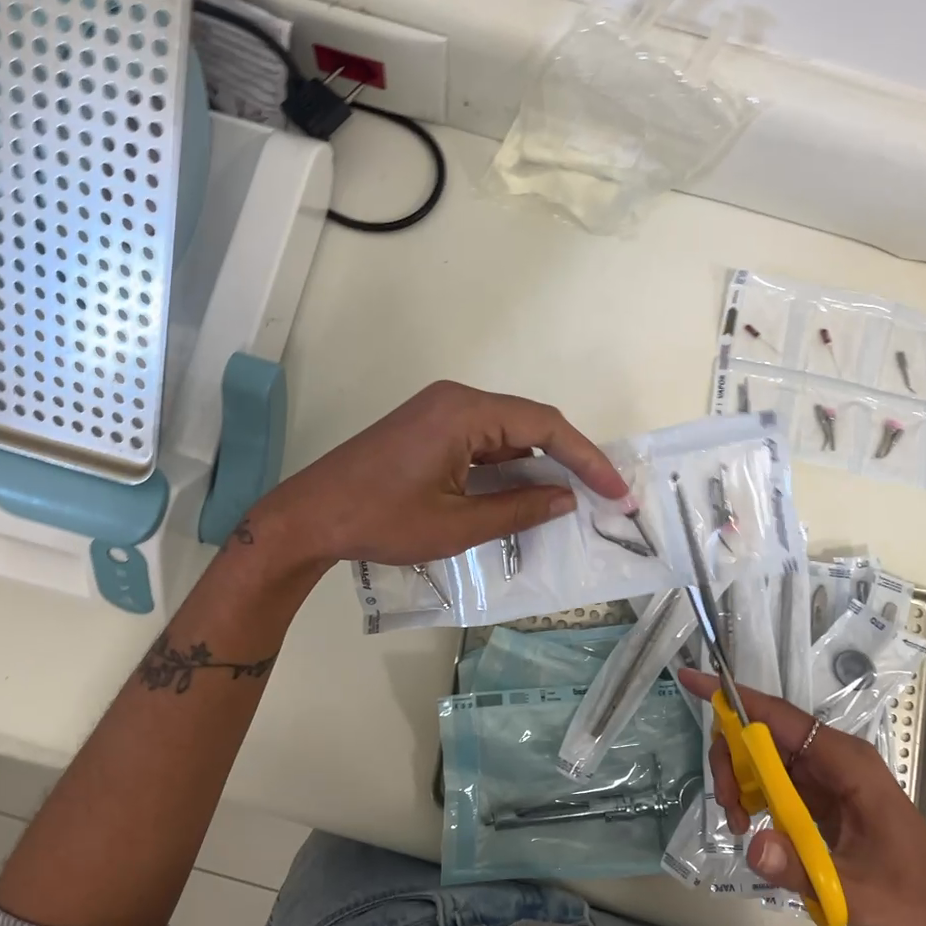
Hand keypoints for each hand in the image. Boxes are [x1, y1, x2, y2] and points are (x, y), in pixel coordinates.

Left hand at [257, 381, 629, 569]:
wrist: (309, 516)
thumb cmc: (381, 520)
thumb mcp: (457, 525)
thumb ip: (518, 509)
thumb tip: (566, 499)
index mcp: (464, 413)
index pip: (545, 426)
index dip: (586, 458)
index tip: (615, 490)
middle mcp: (455, 401)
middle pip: (528, 424)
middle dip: (565, 461)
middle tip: (599, 497)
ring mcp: (437, 412)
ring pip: (505, 435)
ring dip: (533, 467)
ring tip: (565, 504)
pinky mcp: (426, 429)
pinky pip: (480, 442)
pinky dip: (504, 468)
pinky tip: (519, 497)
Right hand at [677, 669, 925, 925]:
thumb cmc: (910, 902)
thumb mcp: (854, 892)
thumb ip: (798, 868)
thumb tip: (750, 843)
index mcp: (848, 762)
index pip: (779, 716)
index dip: (733, 697)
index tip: (692, 679)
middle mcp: (836, 758)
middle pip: (764, 735)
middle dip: (734, 763)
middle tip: (729, 810)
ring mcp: (830, 776)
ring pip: (766, 757)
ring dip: (742, 783)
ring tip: (741, 825)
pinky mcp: (825, 795)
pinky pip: (777, 779)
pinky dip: (755, 797)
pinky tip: (754, 827)